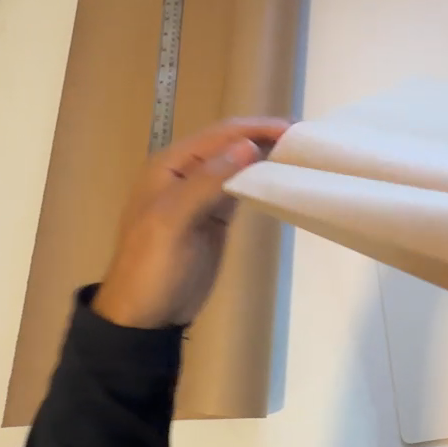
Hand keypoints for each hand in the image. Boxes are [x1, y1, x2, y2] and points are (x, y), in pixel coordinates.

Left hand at [92, 118, 289, 329]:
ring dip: (264, 155)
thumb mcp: (173, 221)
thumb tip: (248, 145)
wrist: (144, 318)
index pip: (218, 135)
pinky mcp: (215, 216)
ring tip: (299, 151)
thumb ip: (208, 181)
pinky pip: (239, 188)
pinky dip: (260, 179)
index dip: (254, 128)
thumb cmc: (153, 266)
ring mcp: (201, 195)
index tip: (291, 128)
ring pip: (237, 164)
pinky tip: (280, 176)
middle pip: (229, 145)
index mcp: (169, 166)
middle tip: (303, 138)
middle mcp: (185, 173)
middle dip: (262, 137)